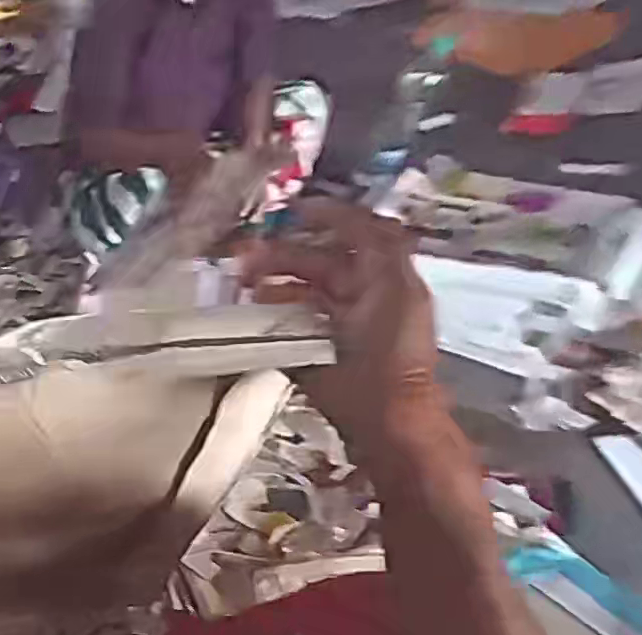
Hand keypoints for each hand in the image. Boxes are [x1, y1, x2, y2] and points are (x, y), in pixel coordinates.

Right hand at [238, 199, 439, 435]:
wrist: (385, 416)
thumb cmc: (393, 352)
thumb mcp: (397, 289)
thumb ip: (380, 248)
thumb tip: (354, 219)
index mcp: (380, 277)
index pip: (351, 235)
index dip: (324, 218)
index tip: (289, 211)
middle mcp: (355, 298)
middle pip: (316, 265)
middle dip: (282, 256)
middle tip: (245, 259)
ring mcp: (330, 329)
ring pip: (296, 296)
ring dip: (271, 286)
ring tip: (244, 285)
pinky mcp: (310, 357)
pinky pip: (285, 330)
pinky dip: (268, 318)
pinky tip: (251, 312)